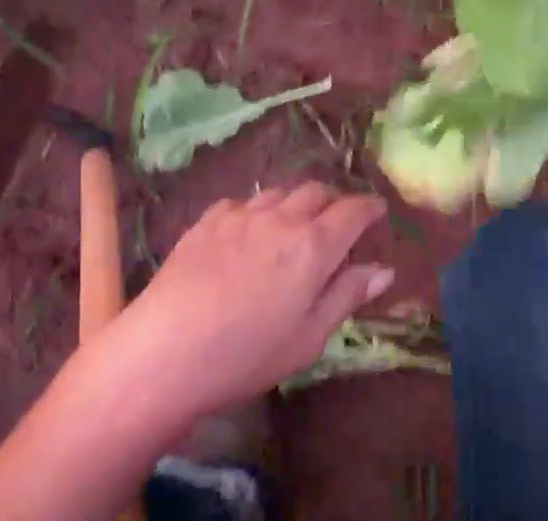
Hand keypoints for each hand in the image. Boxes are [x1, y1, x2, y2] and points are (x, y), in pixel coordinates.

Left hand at [98, 182, 393, 420]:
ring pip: (279, 192)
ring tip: (295, 224)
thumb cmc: (246, 356)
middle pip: (317, 191)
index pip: (353, 210)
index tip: (378, 210)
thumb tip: (383, 269)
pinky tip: (250, 231)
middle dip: (334, 200)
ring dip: (296, 201)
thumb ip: (346, 296)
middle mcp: (281, 219)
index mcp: (314, 246)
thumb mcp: (308, 338)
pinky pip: (242, 201)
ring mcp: (241, 215)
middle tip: (338, 220)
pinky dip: (257, 209)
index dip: (370, 207)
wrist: (164, 353)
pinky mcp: (207, 221)